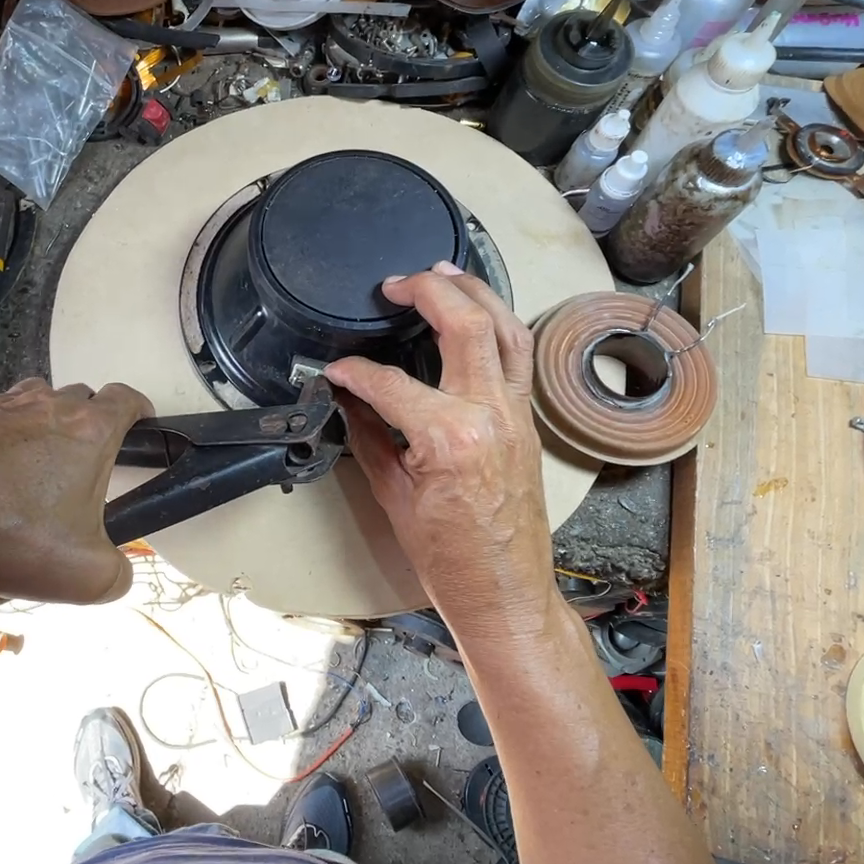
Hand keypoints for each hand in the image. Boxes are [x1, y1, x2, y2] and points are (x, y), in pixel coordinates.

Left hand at [0, 378, 152, 603]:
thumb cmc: (7, 534)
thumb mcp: (81, 576)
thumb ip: (116, 575)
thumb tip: (118, 573)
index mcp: (89, 430)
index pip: (127, 399)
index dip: (140, 411)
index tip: (141, 430)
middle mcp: (48, 405)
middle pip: (81, 400)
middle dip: (89, 427)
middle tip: (83, 473)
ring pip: (36, 406)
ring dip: (44, 431)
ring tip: (33, 478)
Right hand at [323, 262, 555, 623]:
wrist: (504, 591)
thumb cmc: (449, 556)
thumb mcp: (393, 493)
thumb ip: (369, 434)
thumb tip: (348, 398)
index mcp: (450, 437)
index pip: (390, 382)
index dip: (355, 372)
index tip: (335, 369)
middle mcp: (491, 414)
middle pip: (466, 326)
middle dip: (430, 290)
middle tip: (398, 282)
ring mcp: (517, 414)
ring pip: (507, 330)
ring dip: (477, 293)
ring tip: (446, 272)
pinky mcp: (528, 421)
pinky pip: (518, 357)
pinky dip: (497, 325)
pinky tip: (477, 316)